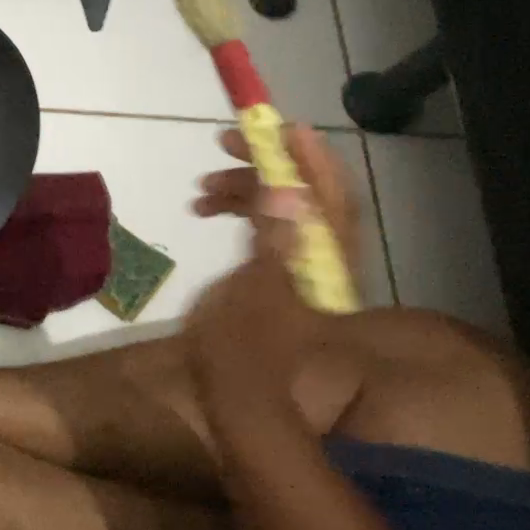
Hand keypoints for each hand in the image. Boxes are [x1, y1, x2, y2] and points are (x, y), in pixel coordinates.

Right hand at [185, 125, 355, 431]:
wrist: (240, 403)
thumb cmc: (241, 347)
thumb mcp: (251, 288)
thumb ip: (271, 238)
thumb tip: (287, 191)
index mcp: (321, 262)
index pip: (329, 198)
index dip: (309, 157)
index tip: (279, 126)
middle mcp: (321, 263)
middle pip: (305, 200)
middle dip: (267, 167)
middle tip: (224, 147)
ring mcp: (302, 274)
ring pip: (282, 215)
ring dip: (246, 193)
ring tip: (200, 191)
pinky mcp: (280, 284)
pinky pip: (268, 234)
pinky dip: (242, 217)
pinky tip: (211, 216)